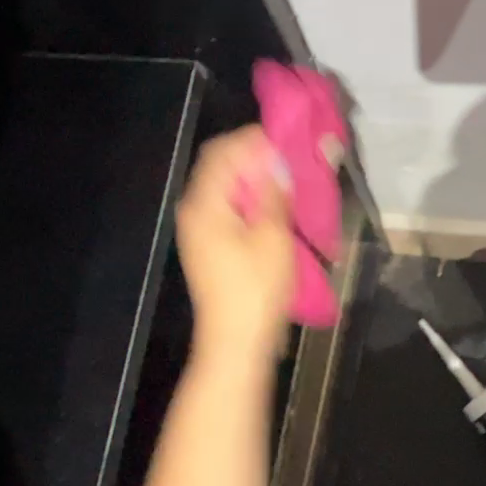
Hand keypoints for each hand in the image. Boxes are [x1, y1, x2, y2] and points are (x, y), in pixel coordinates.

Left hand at [175, 127, 294, 363]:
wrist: (235, 343)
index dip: (254, 141)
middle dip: (256, 162)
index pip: (223, 151)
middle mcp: (195, 212)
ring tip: (288, 189)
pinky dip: (250, 206)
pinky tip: (275, 216)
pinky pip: (228, 213)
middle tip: (291, 165)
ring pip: (227, 192)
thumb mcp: (272, 237)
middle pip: (222, 170)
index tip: (288, 143)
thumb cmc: (255, 291)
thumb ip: (273, 193)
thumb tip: (275, 162)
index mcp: (204, 204)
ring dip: (255, 185)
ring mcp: (199, 233)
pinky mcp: (209, 250)